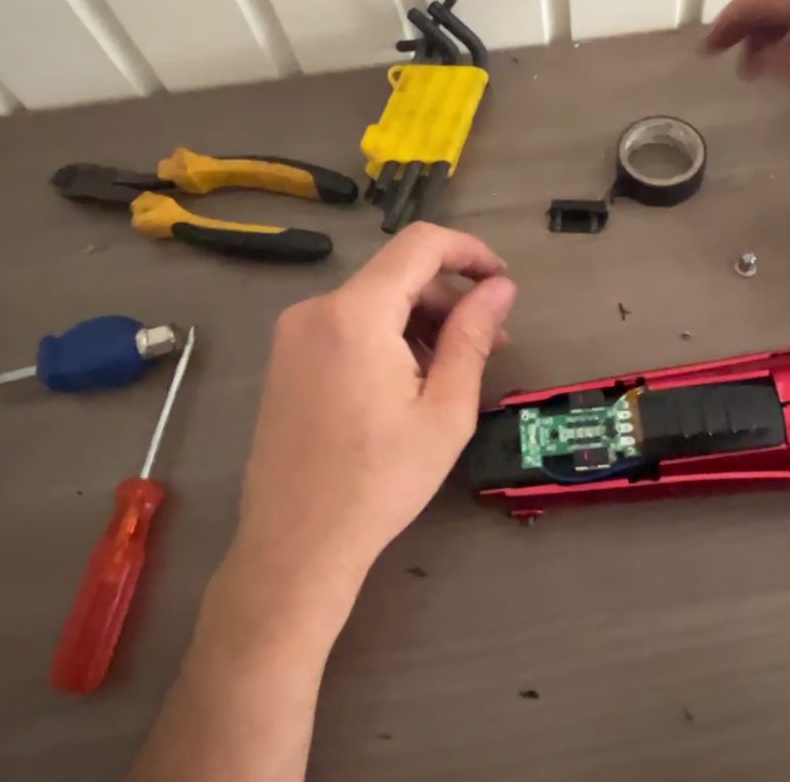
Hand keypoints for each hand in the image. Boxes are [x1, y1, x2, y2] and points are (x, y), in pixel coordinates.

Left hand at [233, 224, 517, 579]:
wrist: (296, 545)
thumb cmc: (380, 481)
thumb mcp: (445, 409)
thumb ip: (473, 336)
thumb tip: (501, 288)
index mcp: (355, 313)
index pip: (421, 244)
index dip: (470, 252)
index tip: (503, 282)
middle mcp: (316, 309)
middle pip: (398, 275)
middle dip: (451, 299)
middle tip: (492, 342)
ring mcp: (294, 333)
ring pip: (375, 301)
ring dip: (422, 321)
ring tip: (457, 367)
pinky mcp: (286, 359)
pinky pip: (349, 325)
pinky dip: (388, 336)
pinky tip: (412, 379)